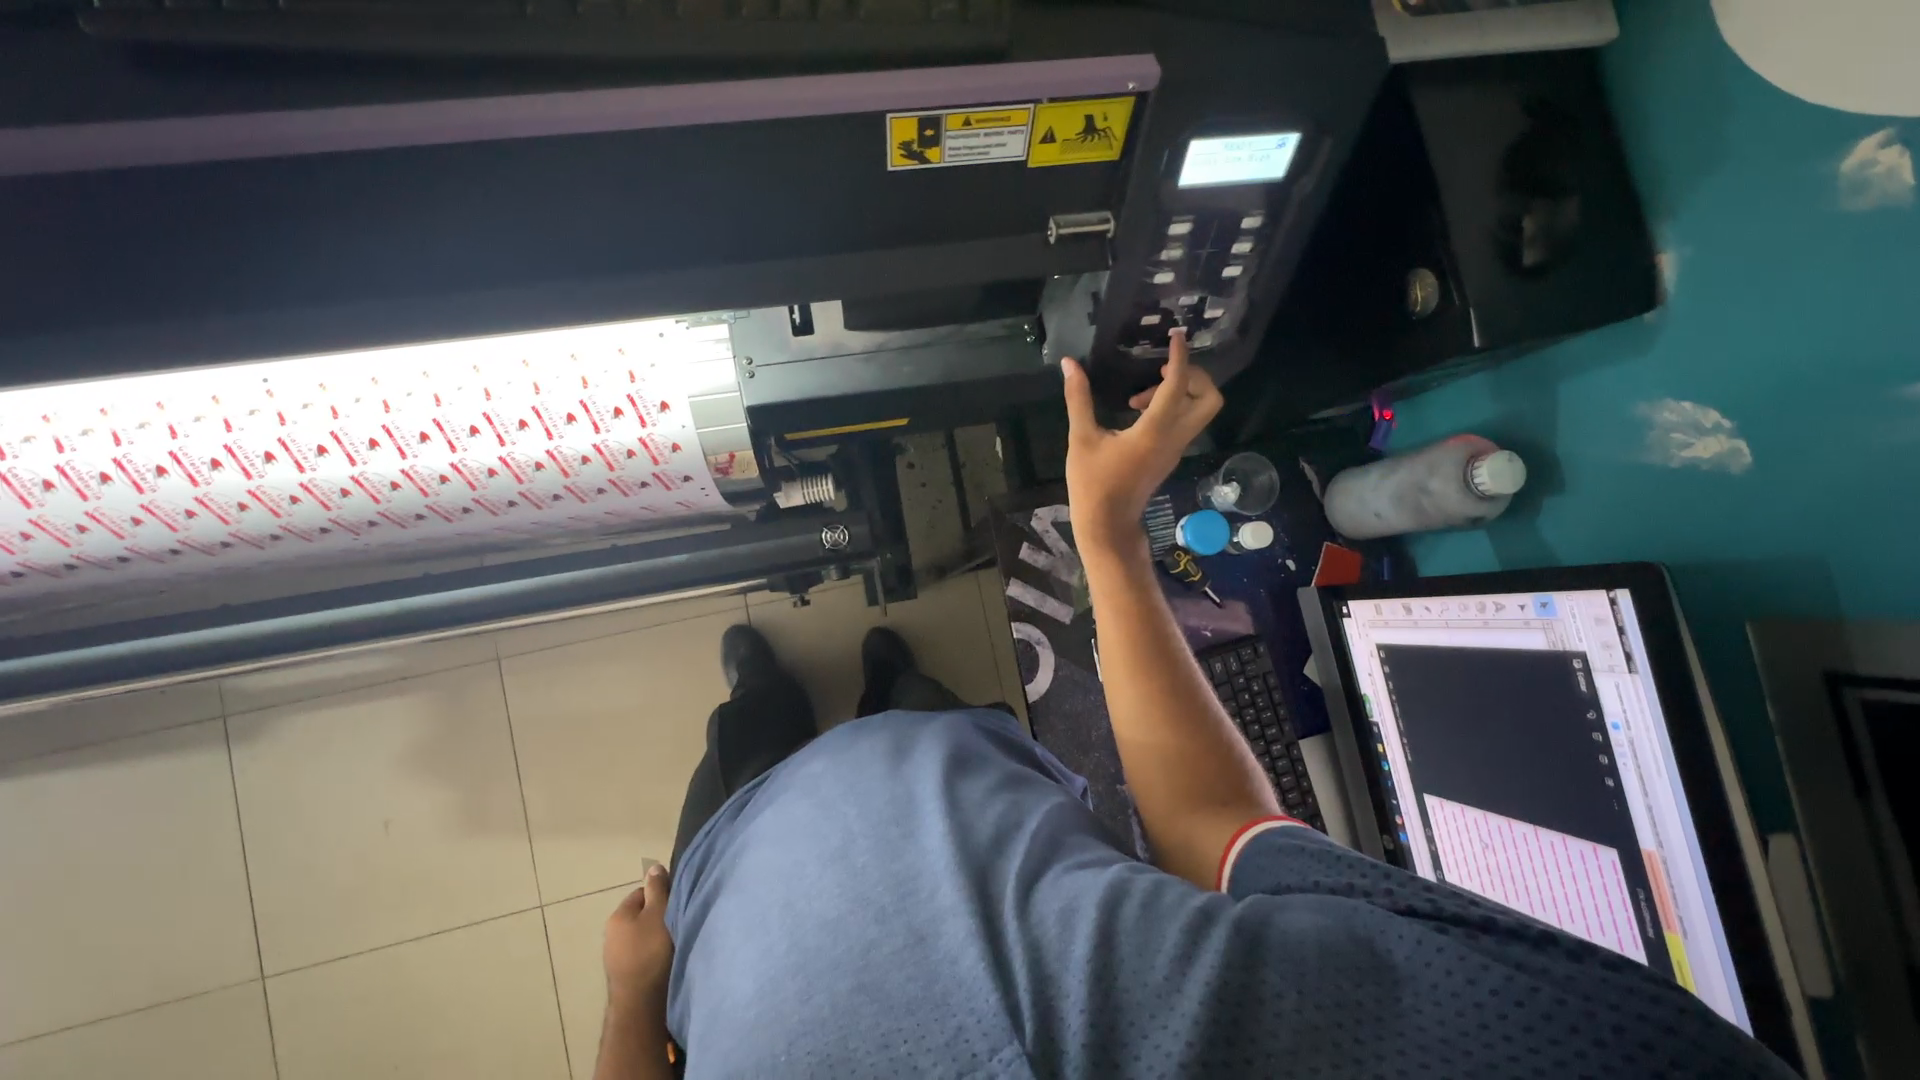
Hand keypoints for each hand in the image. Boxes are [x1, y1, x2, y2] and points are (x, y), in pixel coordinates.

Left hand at [604, 864, 673, 1014]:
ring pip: (642, 936)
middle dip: (659, 917)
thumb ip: (657, 889)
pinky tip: (665, 961)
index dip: (661, 895)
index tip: (677, 903)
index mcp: (618, 916)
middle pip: (641, 915)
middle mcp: (611, 934)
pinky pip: (641, 955)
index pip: (642, 892)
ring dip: (657, 938)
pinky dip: (653, 955)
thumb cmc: (651, 952)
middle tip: (678, 922)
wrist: (640, 1004)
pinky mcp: (624, 976)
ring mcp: (615, 957)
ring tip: (675, 943)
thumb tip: (653, 867)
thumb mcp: (659, 913)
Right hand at [1061, 329, 1222, 558]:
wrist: (1107, 524)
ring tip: (1139, 397)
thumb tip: (1069, 364)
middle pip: (1209, 398)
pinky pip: (1185, 423)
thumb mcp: (1082, 439)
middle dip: (1193, 376)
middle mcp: (1174, 438)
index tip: (1175, 335)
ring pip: (1200, 411)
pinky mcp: (1170, 456)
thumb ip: (1078, 399)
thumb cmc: (1093, 483)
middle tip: (1161, 371)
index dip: (1179, 356)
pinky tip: (1139, 411)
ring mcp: (1176, 449)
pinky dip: (1172, 407)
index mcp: (1155, 430)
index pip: (1178, 384)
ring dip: (1179, 392)